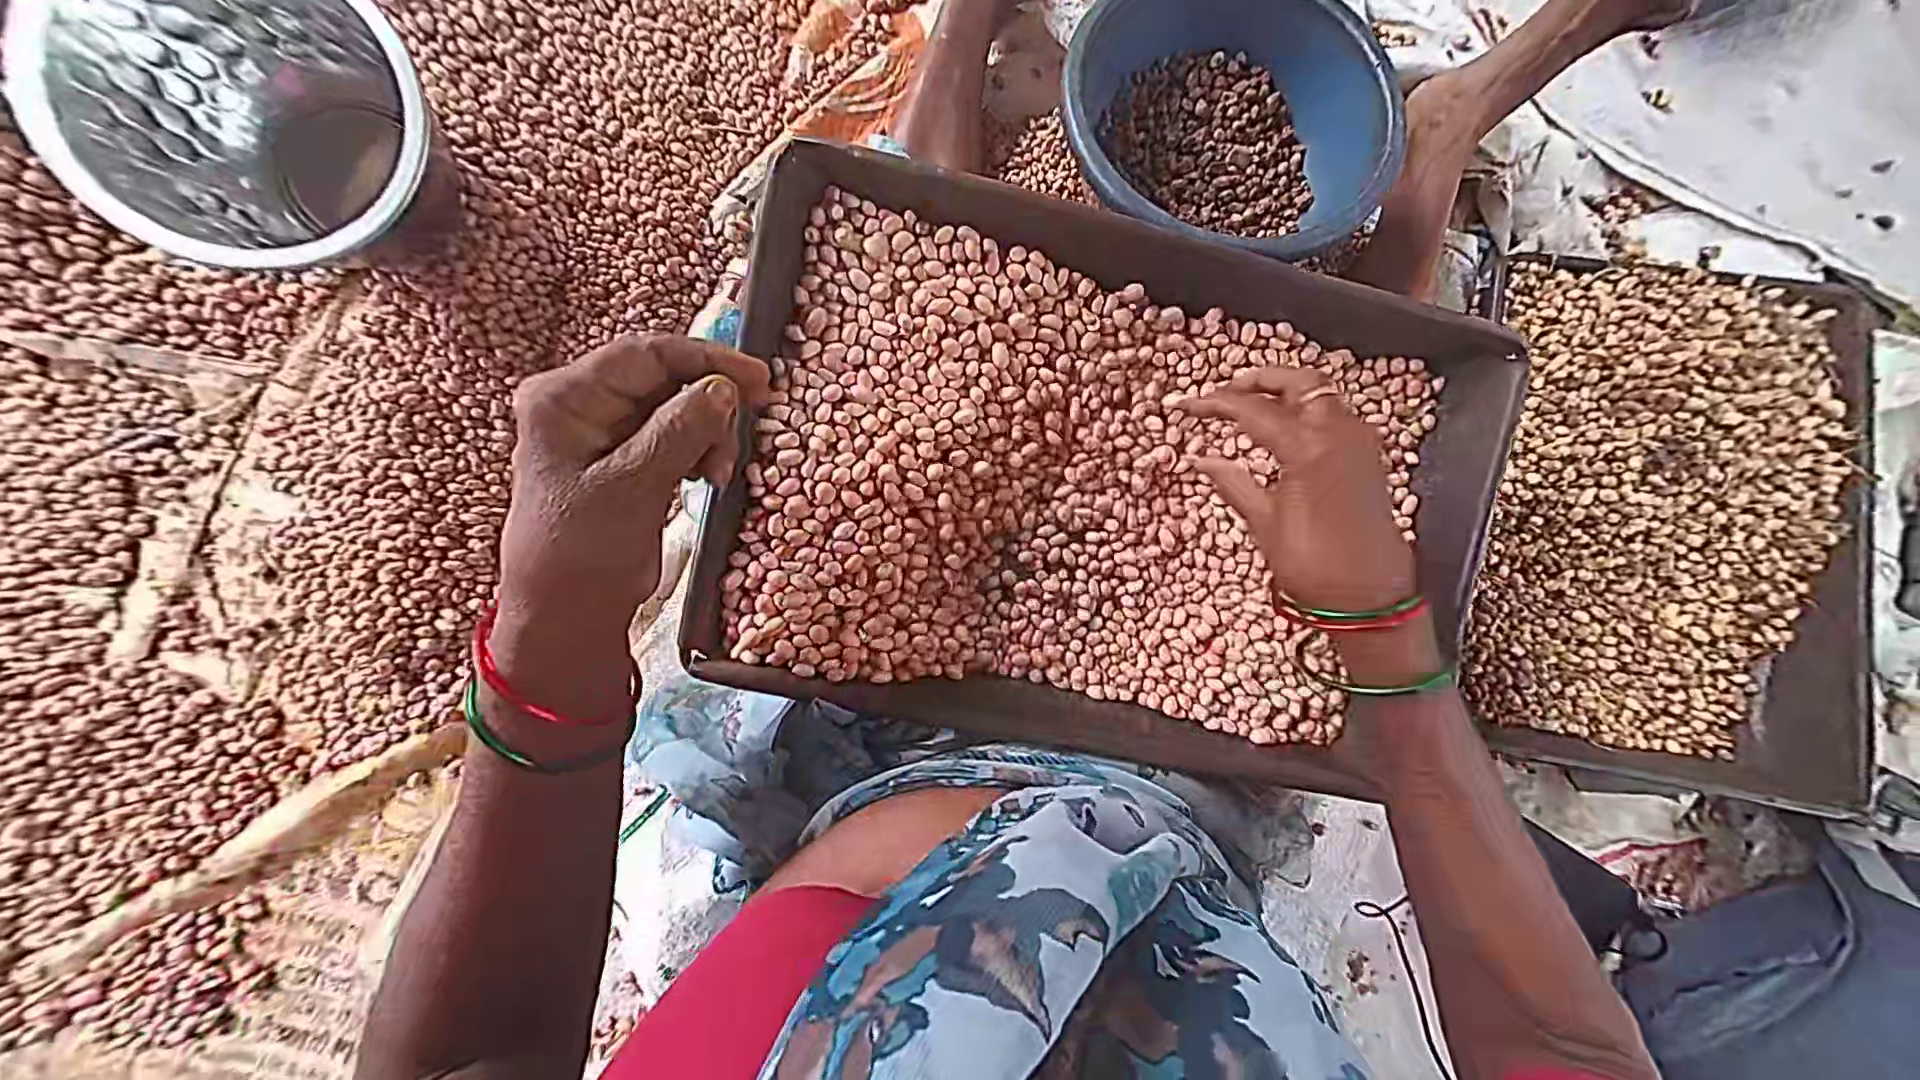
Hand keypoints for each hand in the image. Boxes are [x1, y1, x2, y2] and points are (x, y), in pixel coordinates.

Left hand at [490, 336, 767, 718]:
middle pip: (666, 379)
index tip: (759, 378)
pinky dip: (702, 451)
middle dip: (710, 407)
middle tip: (742, 438)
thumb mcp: (632, 488)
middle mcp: (584, 405)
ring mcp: (607, 432)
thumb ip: (678, 432)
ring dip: (710, 434)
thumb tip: (724, 388)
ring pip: (679, 408)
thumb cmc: (582, 552)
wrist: (567, 611)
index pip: (646, 355)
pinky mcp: (629, 457)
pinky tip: (708, 477)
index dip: (707, 360)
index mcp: (566, 399)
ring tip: (717, 474)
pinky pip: (678, 436)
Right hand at [1175, 365, 1438, 684]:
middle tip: (1225, 390)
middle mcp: (1339, 434)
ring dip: (1284, 391)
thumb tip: (1201, 458)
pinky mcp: (1367, 456)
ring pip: (1320, 394)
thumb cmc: (1313, 564)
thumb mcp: (1264, 522)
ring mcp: (1359, 442)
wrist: (1370, 595)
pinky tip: (1283, 429)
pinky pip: (1334, 415)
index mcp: (1307, 448)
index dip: (1214, 404)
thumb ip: (1232, 482)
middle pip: (1297, 382)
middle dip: (1259, 379)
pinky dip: (1305, 409)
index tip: (1187, 405)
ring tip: (1249, 404)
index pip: (1252, 408)